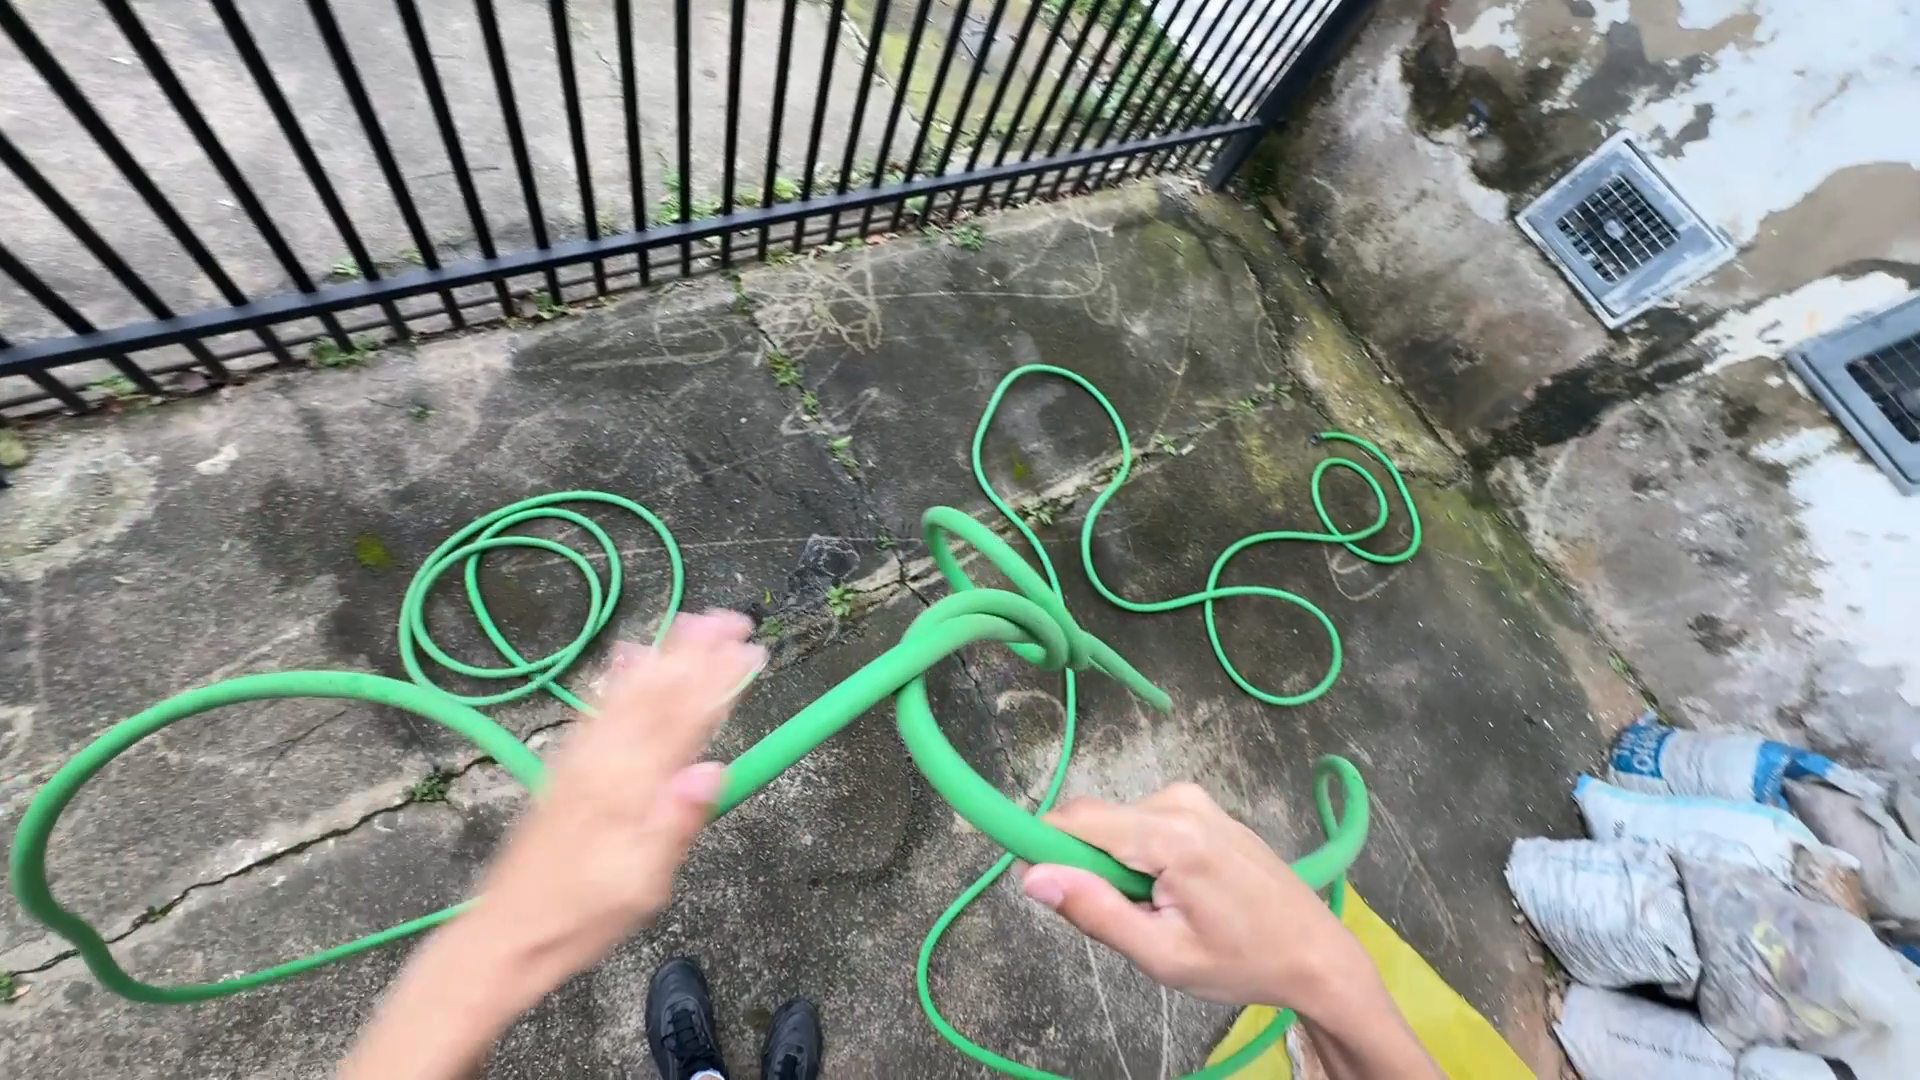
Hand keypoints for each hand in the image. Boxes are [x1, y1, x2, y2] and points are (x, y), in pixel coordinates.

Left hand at [341, 611, 761, 1079]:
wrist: (500, 938)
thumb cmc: (581, 918)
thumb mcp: (642, 886)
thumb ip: (676, 823)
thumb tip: (712, 770)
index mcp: (630, 788)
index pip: (686, 721)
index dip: (721, 681)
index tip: (750, 651)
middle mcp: (605, 762)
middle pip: (660, 694)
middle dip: (698, 652)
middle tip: (731, 618)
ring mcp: (581, 759)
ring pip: (629, 692)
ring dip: (664, 652)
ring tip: (691, 619)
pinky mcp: (565, 767)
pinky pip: (595, 707)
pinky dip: (616, 675)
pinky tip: (627, 654)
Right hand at [1020, 783, 1366, 1011]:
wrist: (1316, 951)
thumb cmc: (1241, 962)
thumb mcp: (1161, 955)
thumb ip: (1095, 911)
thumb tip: (1031, 876)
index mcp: (1171, 834)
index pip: (1077, 819)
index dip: (1046, 846)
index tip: (1042, 886)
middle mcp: (1178, 799)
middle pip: (1096, 822)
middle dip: (1091, 866)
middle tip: (1128, 916)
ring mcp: (1191, 796)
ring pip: (1117, 823)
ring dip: (1118, 863)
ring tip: (1158, 906)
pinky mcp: (1198, 801)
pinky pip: (1141, 820)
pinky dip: (1140, 853)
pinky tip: (1175, 887)